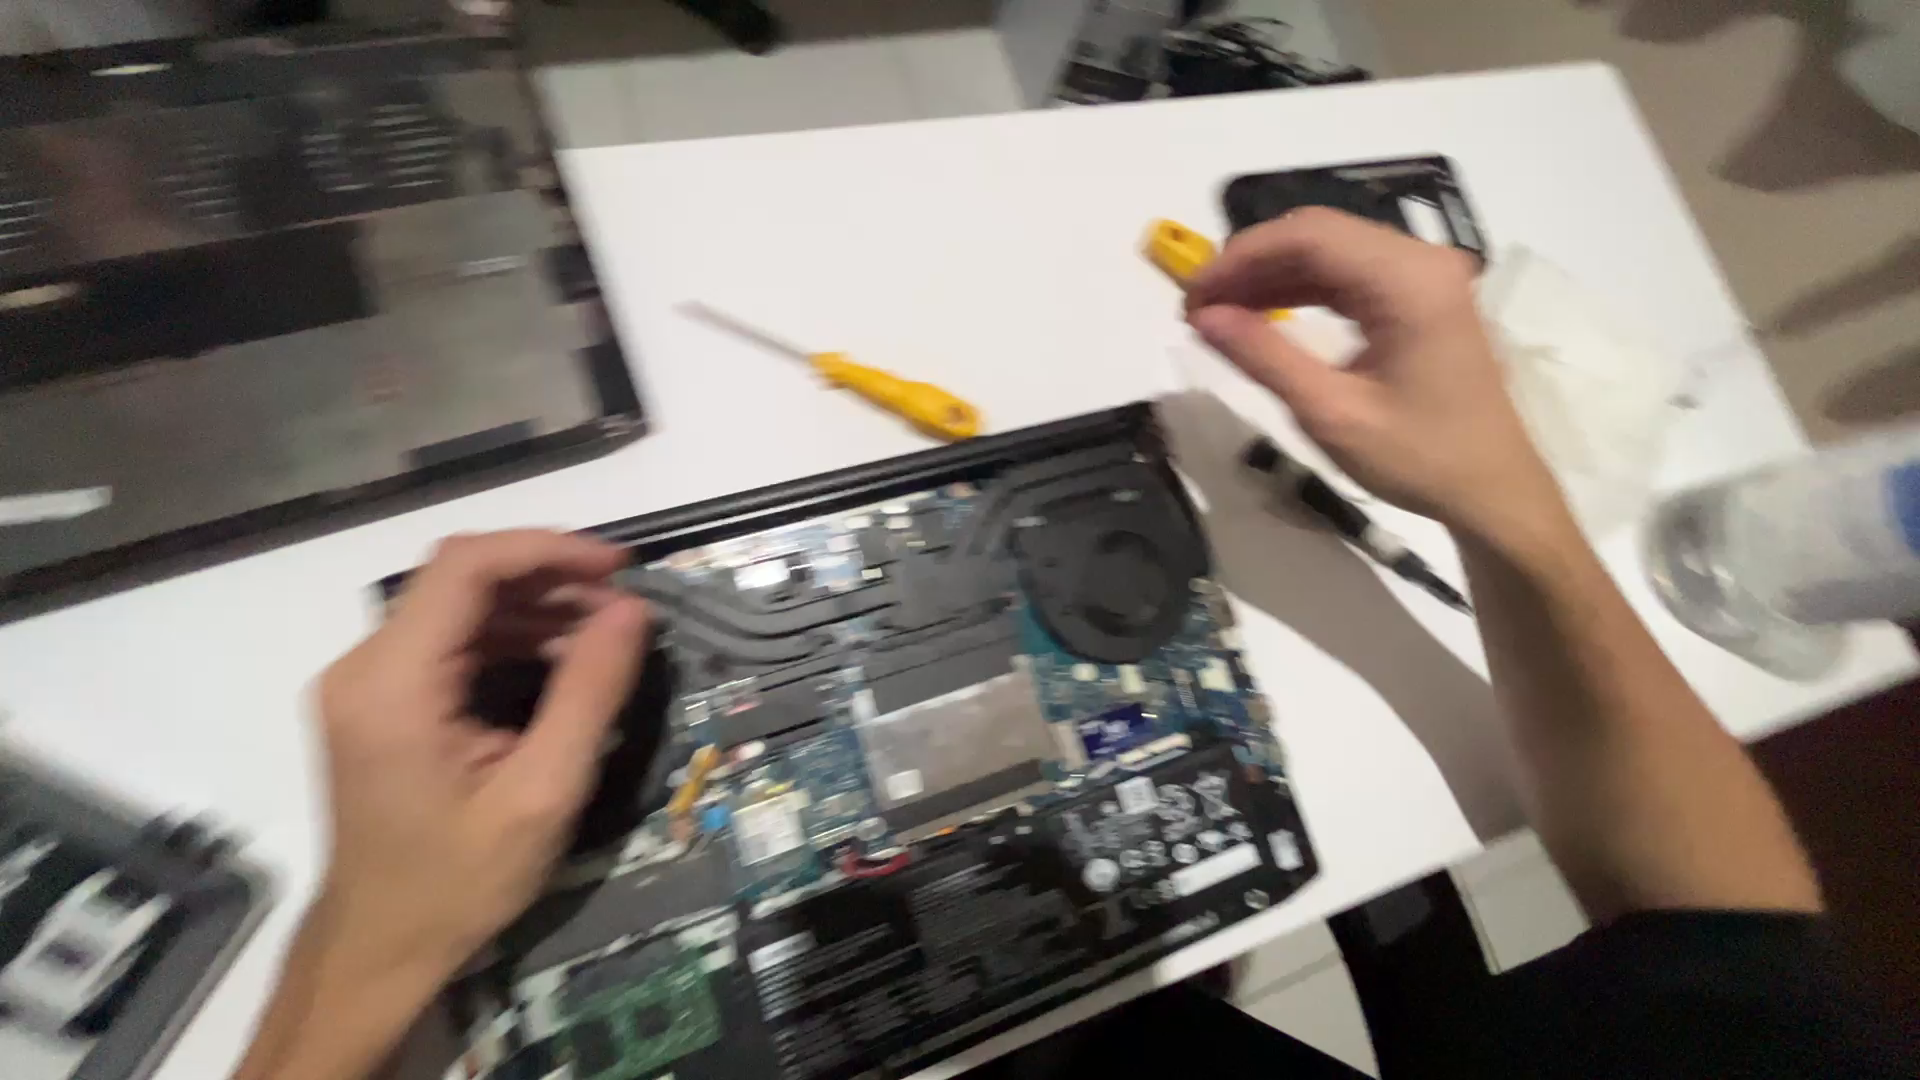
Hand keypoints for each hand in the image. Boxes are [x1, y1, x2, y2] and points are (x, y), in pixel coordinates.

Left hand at [314, 529, 650, 980]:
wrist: (380, 949)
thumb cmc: (460, 880)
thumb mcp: (544, 790)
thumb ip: (590, 692)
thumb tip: (634, 609)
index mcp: (392, 683)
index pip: (465, 567)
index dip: (547, 549)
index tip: (619, 568)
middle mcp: (366, 666)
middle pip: (465, 577)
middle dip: (554, 577)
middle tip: (625, 608)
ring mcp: (371, 681)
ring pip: (465, 603)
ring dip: (542, 605)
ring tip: (608, 632)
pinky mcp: (386, 698)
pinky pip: (459, 638)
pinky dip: (520, 634)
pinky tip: (567, 659)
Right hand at [1185, 208, 1570, 546]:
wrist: (1490, 489)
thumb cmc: (1416, 457)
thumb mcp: (1330, 412)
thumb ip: (1264, 357)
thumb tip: (1202, 318)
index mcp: (1408, 280)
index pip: (1308, 236)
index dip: (1239, 257)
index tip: (1192, 298)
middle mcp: (1420, 261)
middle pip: (1317, 235)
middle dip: (1248, 264)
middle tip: (1197, 309)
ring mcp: (1422, 277)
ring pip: (1327, 253)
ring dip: (1268, 277)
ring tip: (1217, 314)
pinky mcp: (1416, 298)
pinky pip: (1345, 276)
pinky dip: (1297, 291)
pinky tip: (1259, 315)